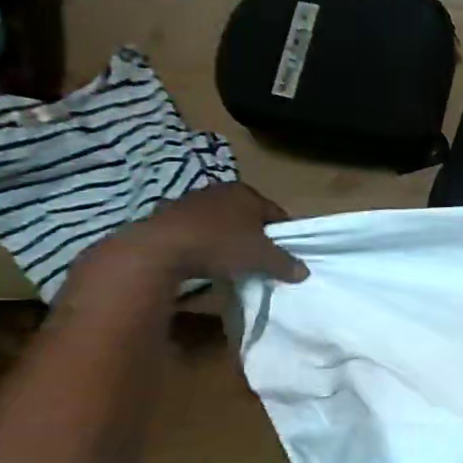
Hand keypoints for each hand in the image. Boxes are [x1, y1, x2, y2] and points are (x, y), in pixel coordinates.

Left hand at [99, 183, 307, 283]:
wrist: (159, 249)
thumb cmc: (220, 245)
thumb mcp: (261, 257)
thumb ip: (285, 263)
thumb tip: (304, 272)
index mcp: (245, 192)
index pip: (275, 212)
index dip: (284, 234)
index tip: (286, 254)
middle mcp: (218, 191)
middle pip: (246, 216)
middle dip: (254, 236)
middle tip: (260, 260)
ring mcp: (189, 202)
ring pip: (219, 223)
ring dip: (227, 240)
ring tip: (232, 263)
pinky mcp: (165, 218)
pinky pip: (195, 232)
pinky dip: (203, 245)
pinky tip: (203, 262)